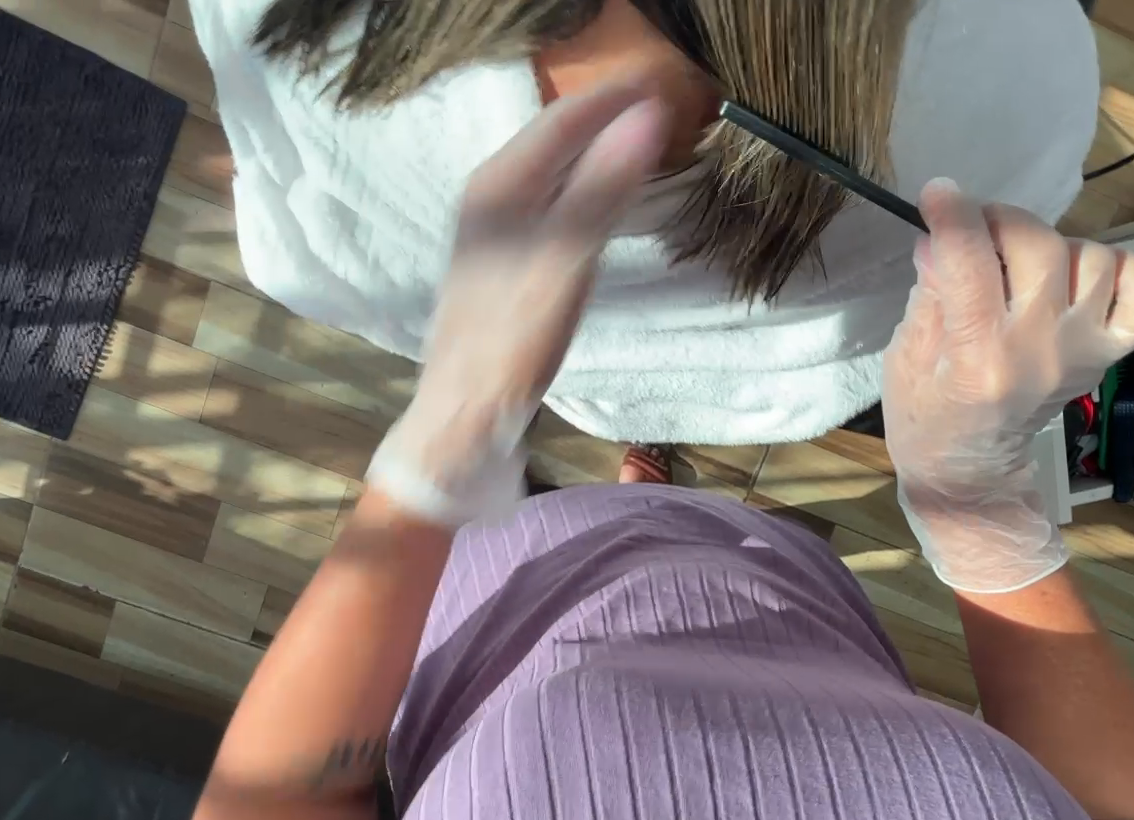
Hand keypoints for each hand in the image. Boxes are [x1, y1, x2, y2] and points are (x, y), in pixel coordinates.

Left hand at [364, 83, 668, 525]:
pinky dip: (584, 196)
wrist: (465, 420)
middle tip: (666, 112)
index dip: (615, 98)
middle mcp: (488, 201)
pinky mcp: (503, 267)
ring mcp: (492, 235)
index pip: (563, 119)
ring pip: (553, 176)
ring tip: (645, 149)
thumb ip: (602, 192)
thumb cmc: (509, 347)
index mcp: (497, 188)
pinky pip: (551, 209)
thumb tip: (650, 116)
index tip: (668, 84)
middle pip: (555, 141)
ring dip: (597, 156)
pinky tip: (603, 209)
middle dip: (608, 120)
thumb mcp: (561, 268)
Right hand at [882, 178, 1133, 592]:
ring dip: (1050, 247)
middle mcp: (1038, 351)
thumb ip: (929, 297)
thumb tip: (940, 239)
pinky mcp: (1108, 356)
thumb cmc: (923, 417)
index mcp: (976, 359)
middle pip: (1037, 248)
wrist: (968, 470)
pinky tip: (1080, 277)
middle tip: (974, 228)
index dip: (954, 216)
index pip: (970, 265)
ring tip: (1019, 267)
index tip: (938, 192)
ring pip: (1090, 258)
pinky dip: (1121, 270)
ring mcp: (1082, 352)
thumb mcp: (906, 359)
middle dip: (999, 221)